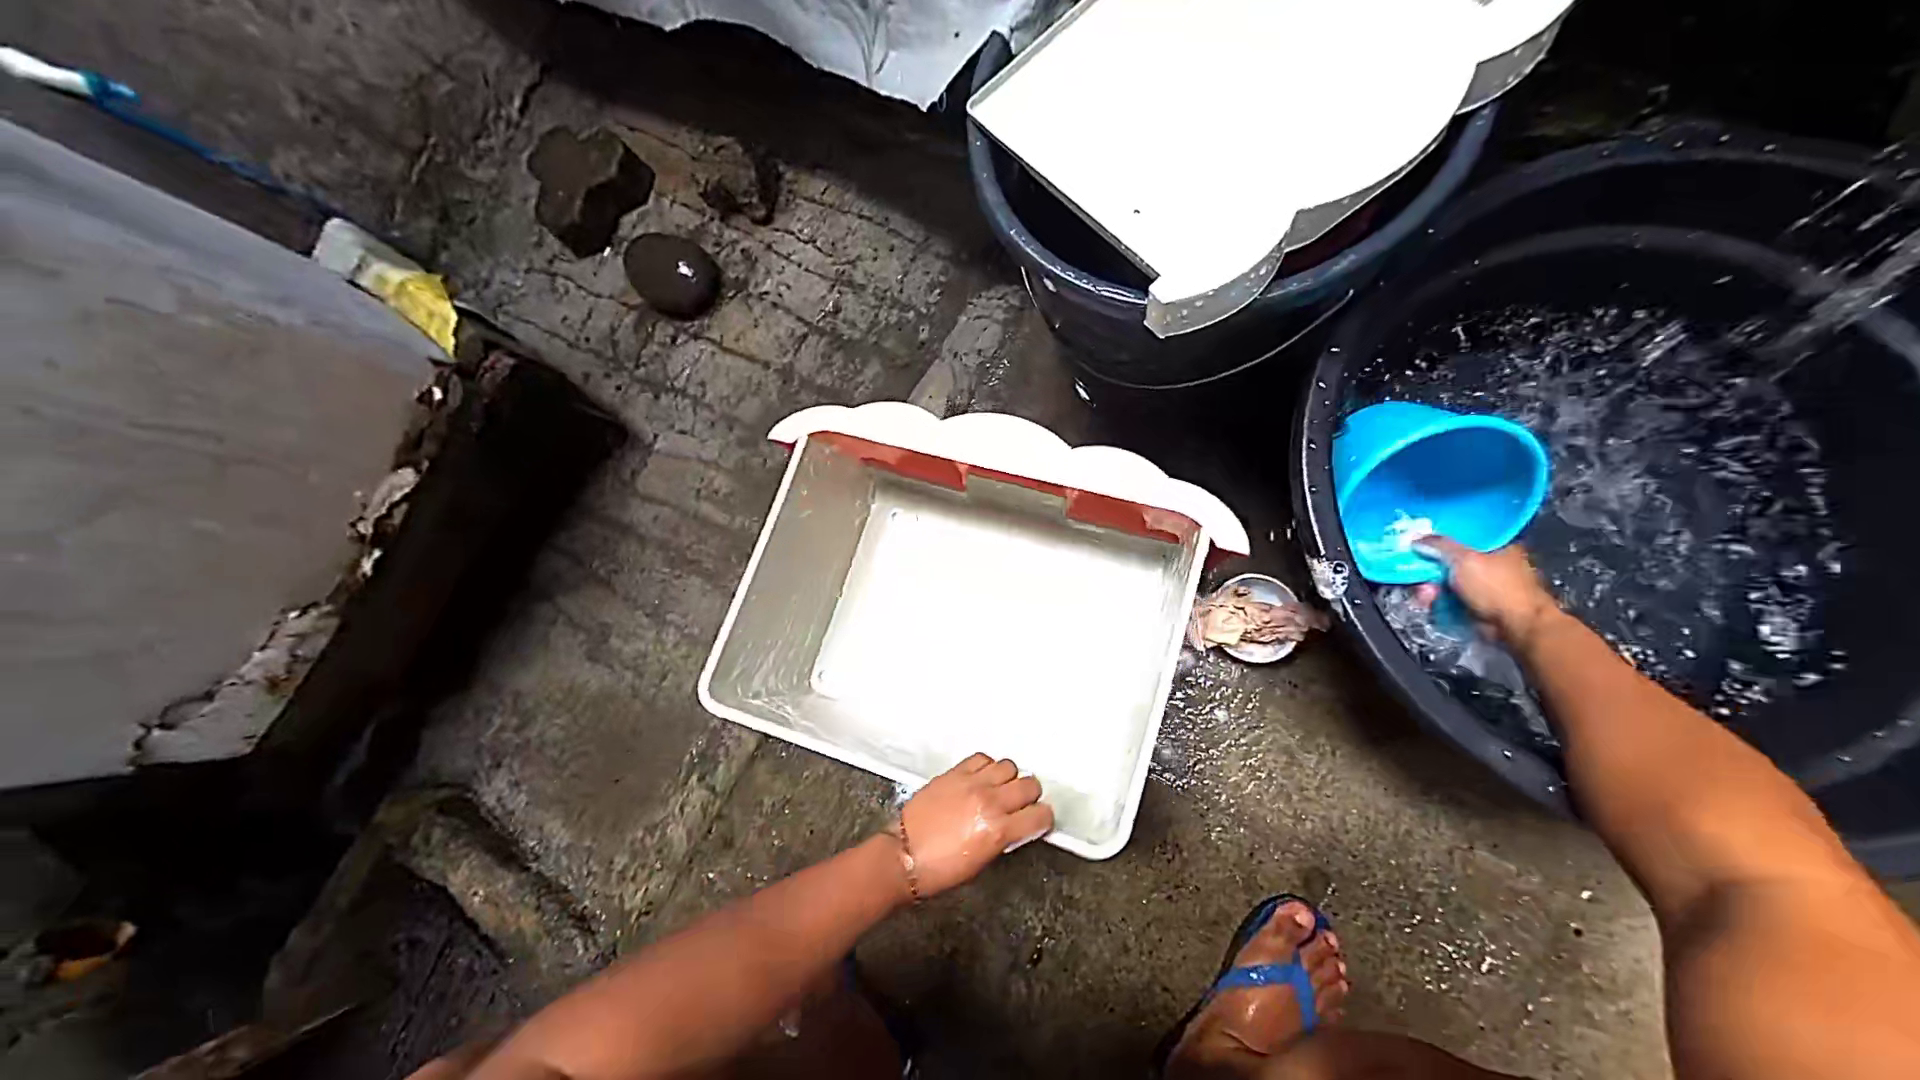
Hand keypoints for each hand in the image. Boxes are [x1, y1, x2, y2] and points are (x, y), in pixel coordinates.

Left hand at [897, 754, 1053, 896]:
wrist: (904, 856)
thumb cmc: (939, 868)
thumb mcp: (983, 861)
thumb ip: (1005, 837)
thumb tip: (1017, 825)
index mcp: (998, 830)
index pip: (1040, 815)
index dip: (1043, 819)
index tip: (1038, 820)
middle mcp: (989, 802)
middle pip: (1030, 784)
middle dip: (1030, 796)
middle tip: (1021, 804)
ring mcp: (971, 784)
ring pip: (1009, 766)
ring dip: (1009, 778)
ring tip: (1000, 789)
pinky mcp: (954, 773)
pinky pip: (982, 758)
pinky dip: (986, 767)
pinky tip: (981, 779)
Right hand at [1411, 536, 1561, 644]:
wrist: (1515, 626)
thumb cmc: (1496, 587)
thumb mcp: (1464, 558)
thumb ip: (1439, 544)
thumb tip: (1417, 538)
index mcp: (1495, 547)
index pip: (1462, 536)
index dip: (1440, 538)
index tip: (1420, 543)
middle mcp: (1489, 565)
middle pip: (1448, 560)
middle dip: (1429, 568)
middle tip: (1419, 573)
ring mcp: (1481, 587)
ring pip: (1444, 581)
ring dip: (1430, 588)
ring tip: (1426, 595)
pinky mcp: (1473, 605)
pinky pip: (1446, 598)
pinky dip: (1436, 601)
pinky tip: (1430, 603)